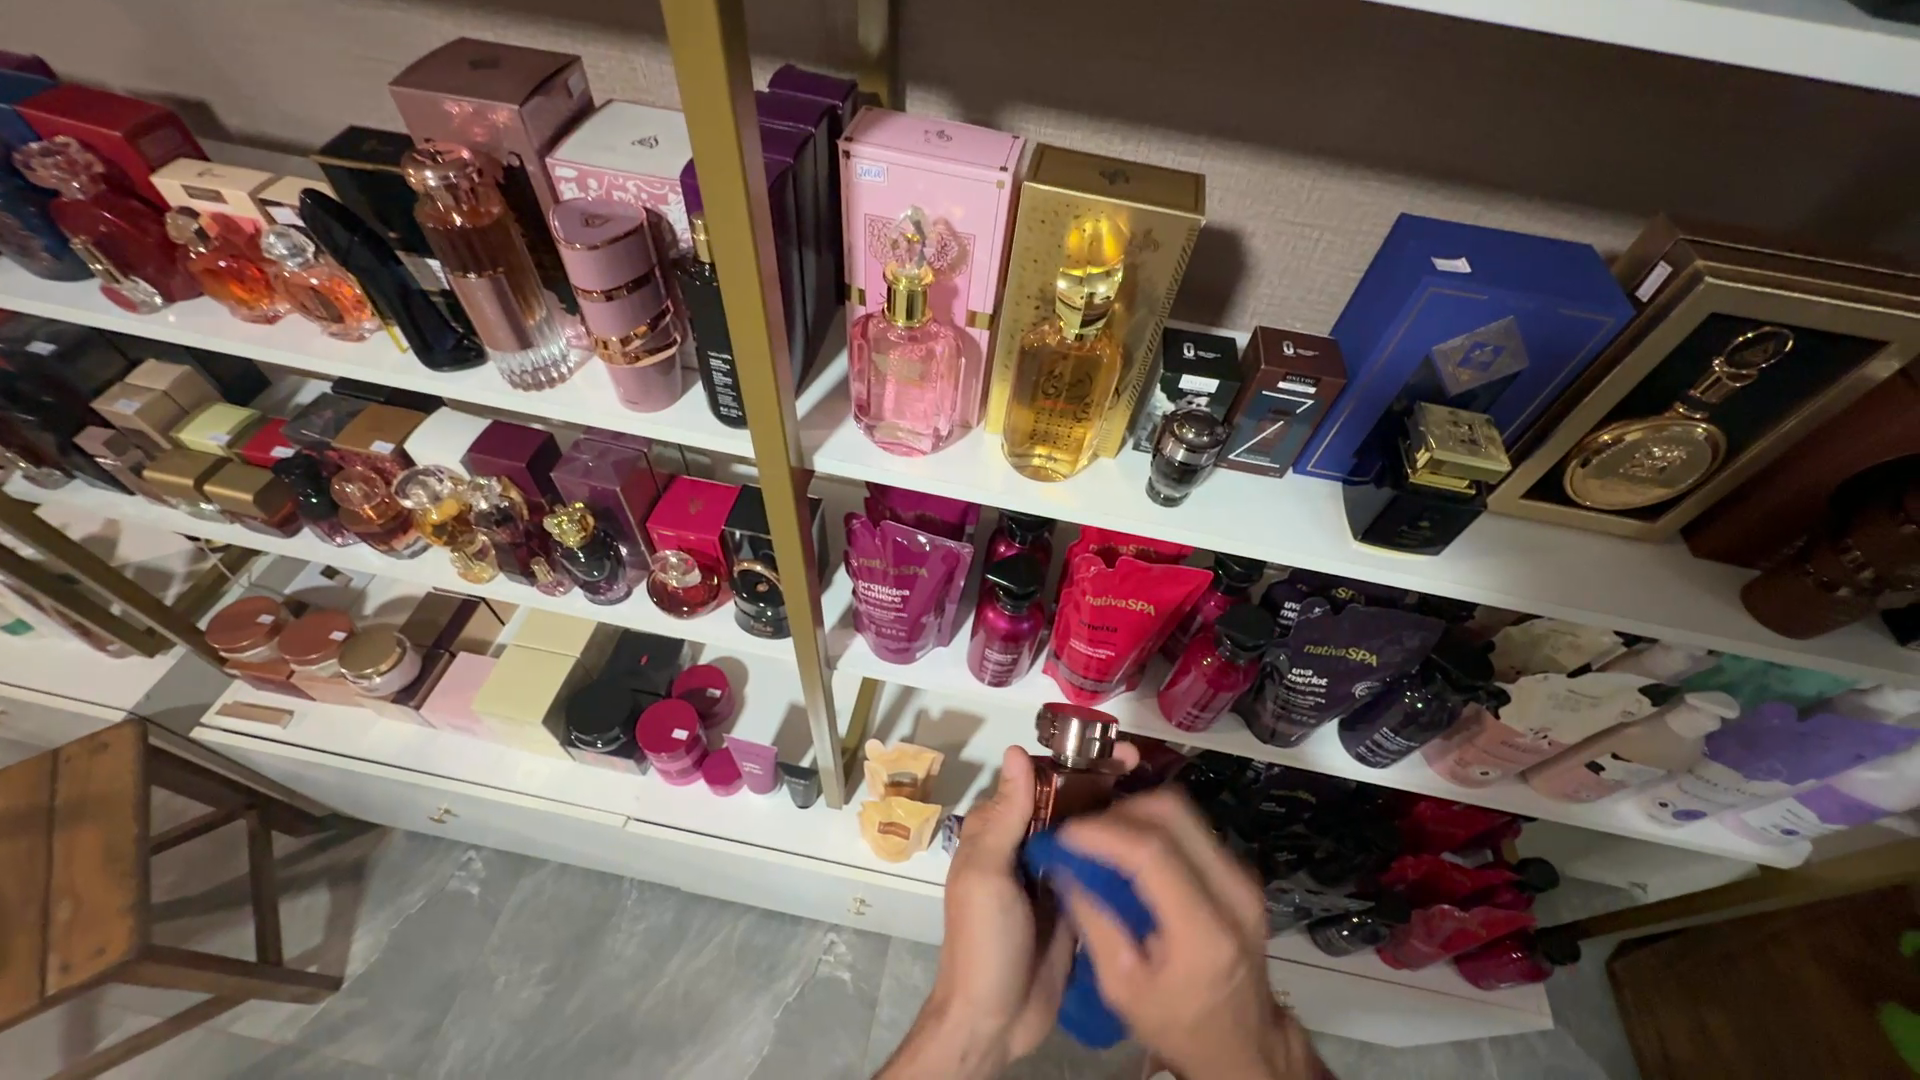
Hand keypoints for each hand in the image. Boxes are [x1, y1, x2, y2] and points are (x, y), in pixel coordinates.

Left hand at [877, 743, 1137, 1078]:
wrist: (996, 1020)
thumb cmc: (983, 940)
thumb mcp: (986, 873)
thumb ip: (1005, 816)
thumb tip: (1016, 752)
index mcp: (998, 831)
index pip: (1037, 782)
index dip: (1074, 762)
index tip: (1113, 750)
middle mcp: (1025, 846)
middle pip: (1066, 803)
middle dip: (1101, 780)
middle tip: (1143, 765)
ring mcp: (1053, 875)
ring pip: (1086, 832)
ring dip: (1115, 811)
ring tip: (1157, 796)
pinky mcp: (1077, 904)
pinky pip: (1098, 869)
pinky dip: (1121, 853)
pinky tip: (1153, 843)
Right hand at [1057, 790, 1322, 1079]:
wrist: (1245, 1043)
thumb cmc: (1179, 1024)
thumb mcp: (1122, 990)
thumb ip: (1094, 923)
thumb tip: (1062, 866)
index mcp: (1206, 932)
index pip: (1154, 853)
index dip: (1103, 832)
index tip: (1064, 833)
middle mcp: (1234, 891)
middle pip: (1172, 812)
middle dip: (1118, 810)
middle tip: (1083, 831)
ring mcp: (1242, 875)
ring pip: (1182, 810)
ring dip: (1134, 812)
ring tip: (1100, 836)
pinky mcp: (1238, 868)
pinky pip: (1189, 825)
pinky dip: (1151, 823)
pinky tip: (1126, 845)